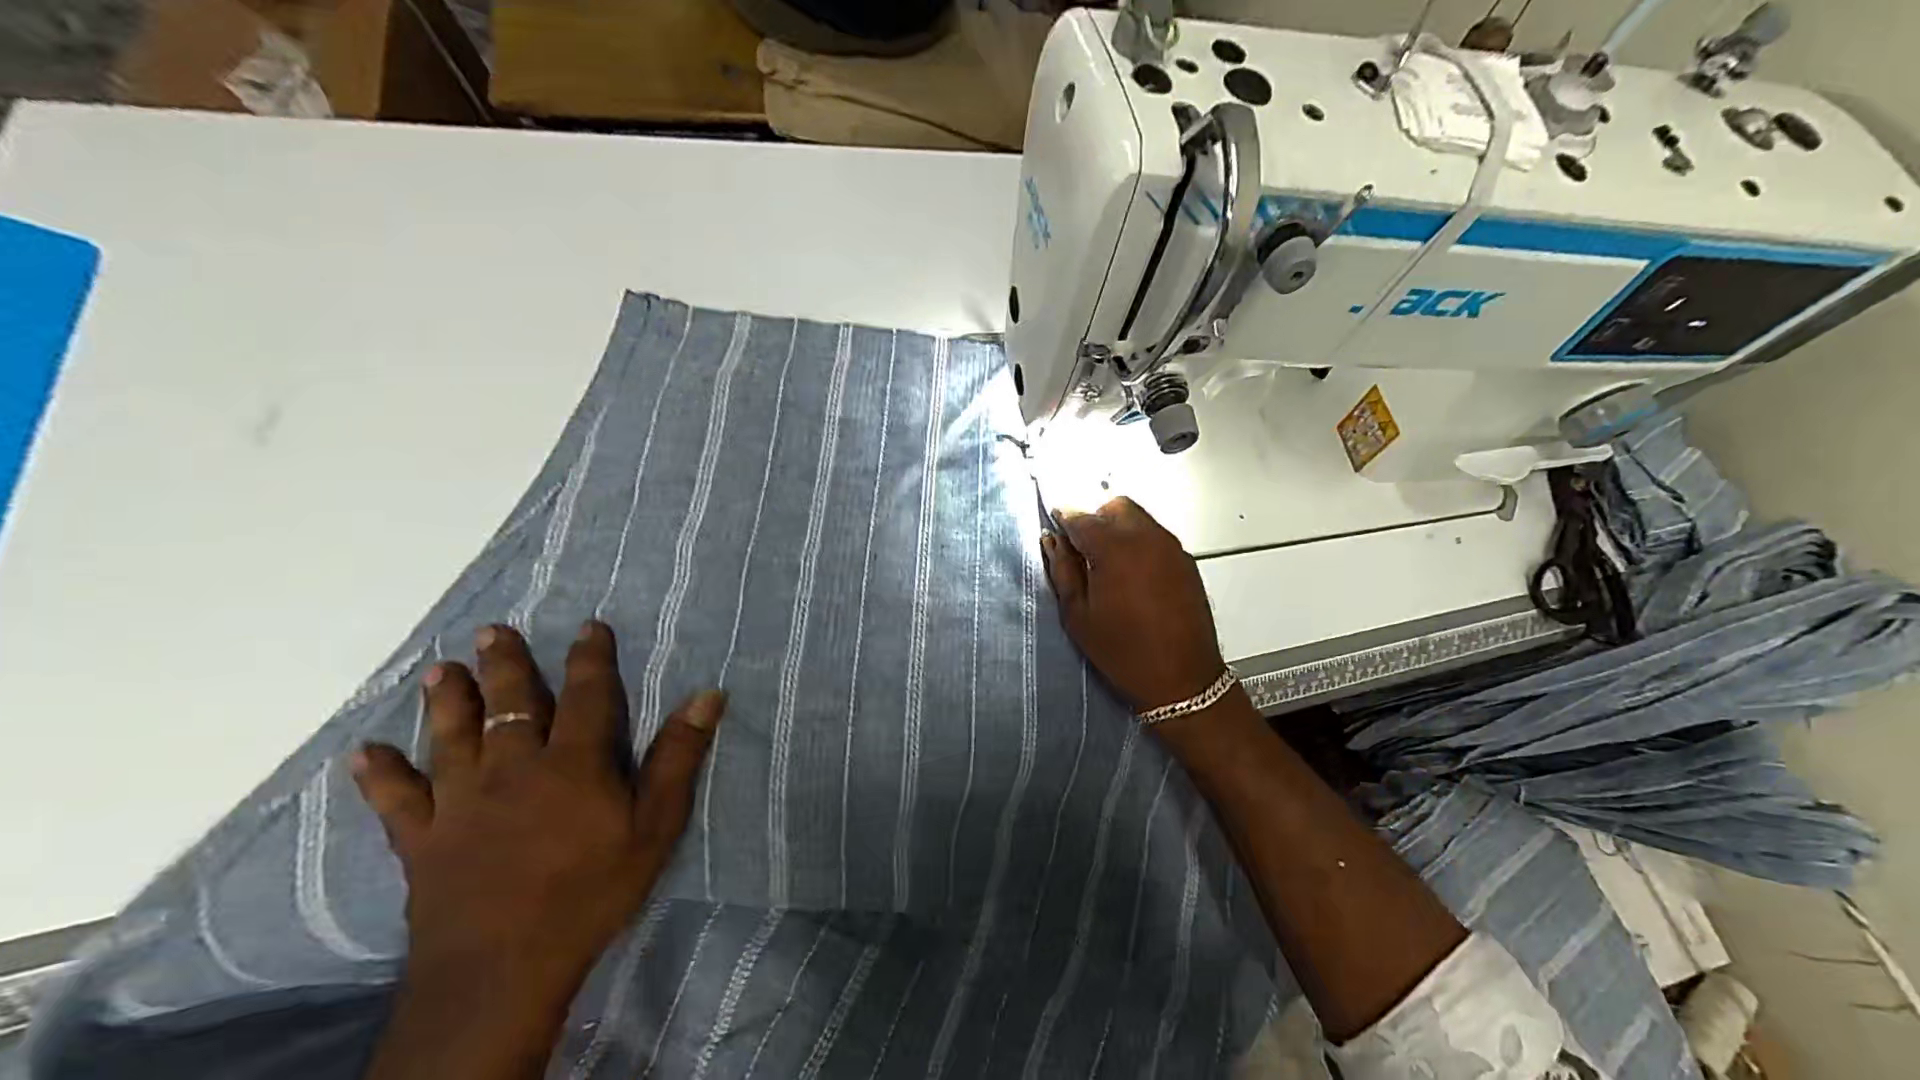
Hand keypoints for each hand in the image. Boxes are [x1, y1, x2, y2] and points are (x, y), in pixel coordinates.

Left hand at [351, 621, 722, 1005]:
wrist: (504, 966)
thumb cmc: (591, 891)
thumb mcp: (655, 825)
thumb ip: (678, 757)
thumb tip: (707, 695)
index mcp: (571, 762)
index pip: (585, 695)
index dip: (589, 658)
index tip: (588, 627)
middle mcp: (512, 767)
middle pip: (508, 704)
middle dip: (504, 664)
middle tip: (492, 631)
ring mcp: (460, 801)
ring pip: (451, 737)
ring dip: (446, 701)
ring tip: (440, 671)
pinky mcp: (422, 839)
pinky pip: (396, 801)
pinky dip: (380, 776)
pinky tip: (364, 754)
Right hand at [1040, 497, 1226, 712]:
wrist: (1183, 680)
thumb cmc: (1124, 652)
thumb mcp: (1079, 616)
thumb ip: (1063, 571)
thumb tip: (1052, 541)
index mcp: (1115, 549)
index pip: (1082, 517)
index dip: (1063, 519)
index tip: (1054, 528)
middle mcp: (1146, 538)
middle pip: (1114, 506)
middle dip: (1094, 519)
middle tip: (1081, 549)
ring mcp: (1171, 548)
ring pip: (1138, 518)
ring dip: (1117, 529)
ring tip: (1106, 564)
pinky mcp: (1186, 562)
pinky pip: (1156, 537)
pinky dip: (1138, 543)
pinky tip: (1131, 575)